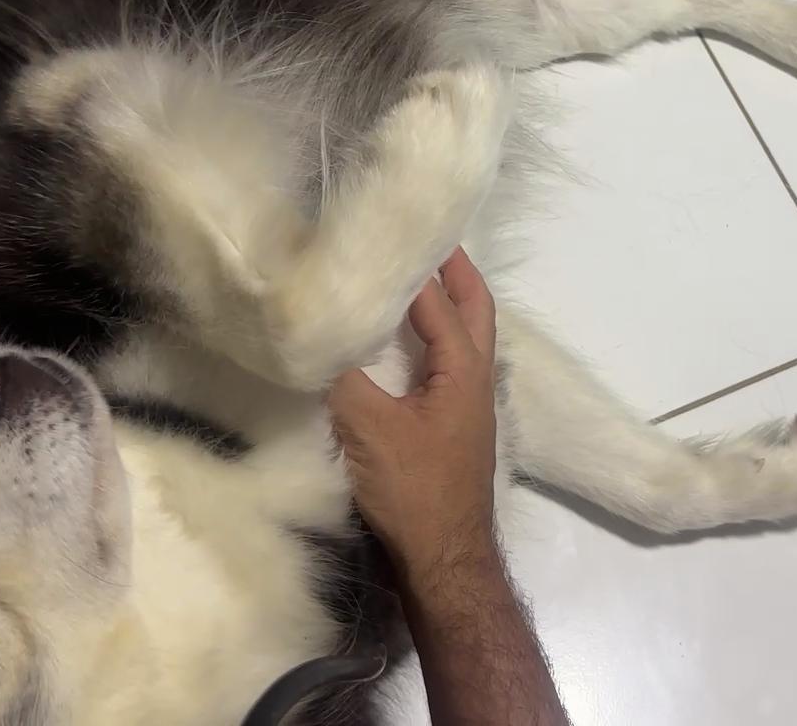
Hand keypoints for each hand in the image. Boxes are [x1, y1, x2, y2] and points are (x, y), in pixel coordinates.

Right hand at [328, 248, 498, 577]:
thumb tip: (318, 336)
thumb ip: (344, 379)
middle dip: (458, 273)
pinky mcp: (457, 421)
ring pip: (468, 336)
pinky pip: (452, 361)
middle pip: (475, 310)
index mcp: (465, 369)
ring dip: (450, 304)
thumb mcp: (369, 430)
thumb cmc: (416, 488)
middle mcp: (477, 377)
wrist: (446, 555)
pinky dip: (437, 337)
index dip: (417, 272)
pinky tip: (410, 343)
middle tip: (431, 242)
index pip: (441, 306)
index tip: (392, 240)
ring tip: (419, 281)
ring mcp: (472, 401)